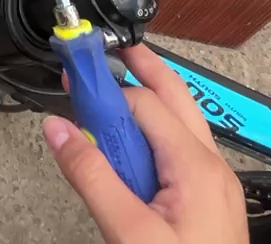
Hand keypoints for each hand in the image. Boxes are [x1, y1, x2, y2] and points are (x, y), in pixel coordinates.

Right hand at [44, 45, 247, 243]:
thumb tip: (55, 125)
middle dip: (142, 68)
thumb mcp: (128, 234)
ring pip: (180, 123)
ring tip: (114, 84)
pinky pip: (179, 151)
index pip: (144, 104)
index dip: (105, 89)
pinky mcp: (209, 205)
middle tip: (110, 46)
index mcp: (197, 168)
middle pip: (176, 98)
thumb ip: (90, 175)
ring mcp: (215, 187)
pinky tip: (129, 145)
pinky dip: (151, 134)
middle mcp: (212, 168)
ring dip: (146, 100)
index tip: (70, 78)